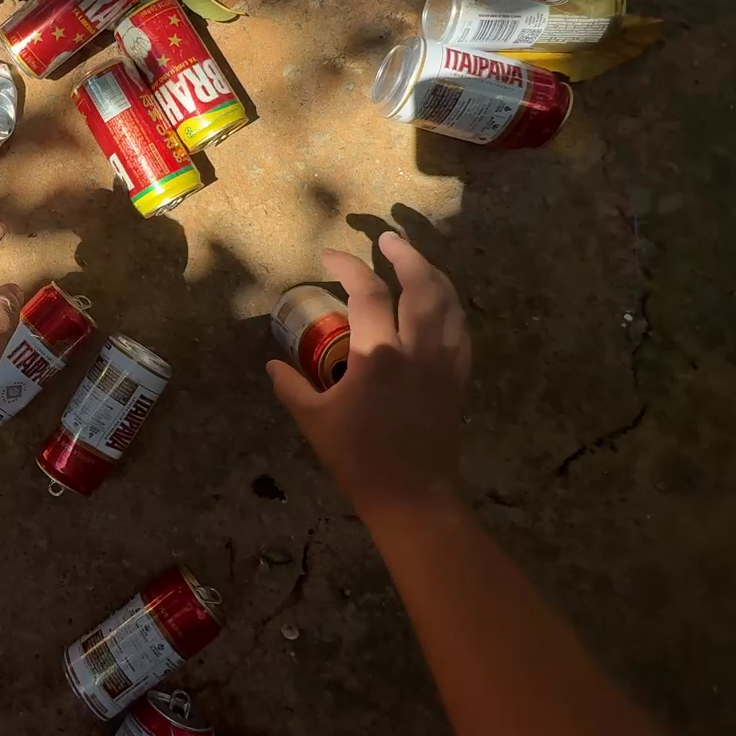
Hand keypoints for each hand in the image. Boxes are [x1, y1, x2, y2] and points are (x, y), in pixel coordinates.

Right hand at [267, 232, 470, 523]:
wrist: (413, 497)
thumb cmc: (358, 458)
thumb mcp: (313, 420)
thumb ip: (291, 386)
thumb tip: (273, 364)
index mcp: (378, 354)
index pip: (367, 292)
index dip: (348, 265)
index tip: (329, 255)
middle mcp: (418, 350)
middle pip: (422, 286)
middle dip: (406, 254)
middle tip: (387, 239)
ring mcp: (444, 363)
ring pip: (450, 303)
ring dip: (433, 273)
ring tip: (415, 260)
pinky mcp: (458, 379)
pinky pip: (461, 329)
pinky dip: (450, 305)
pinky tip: (439, 303)